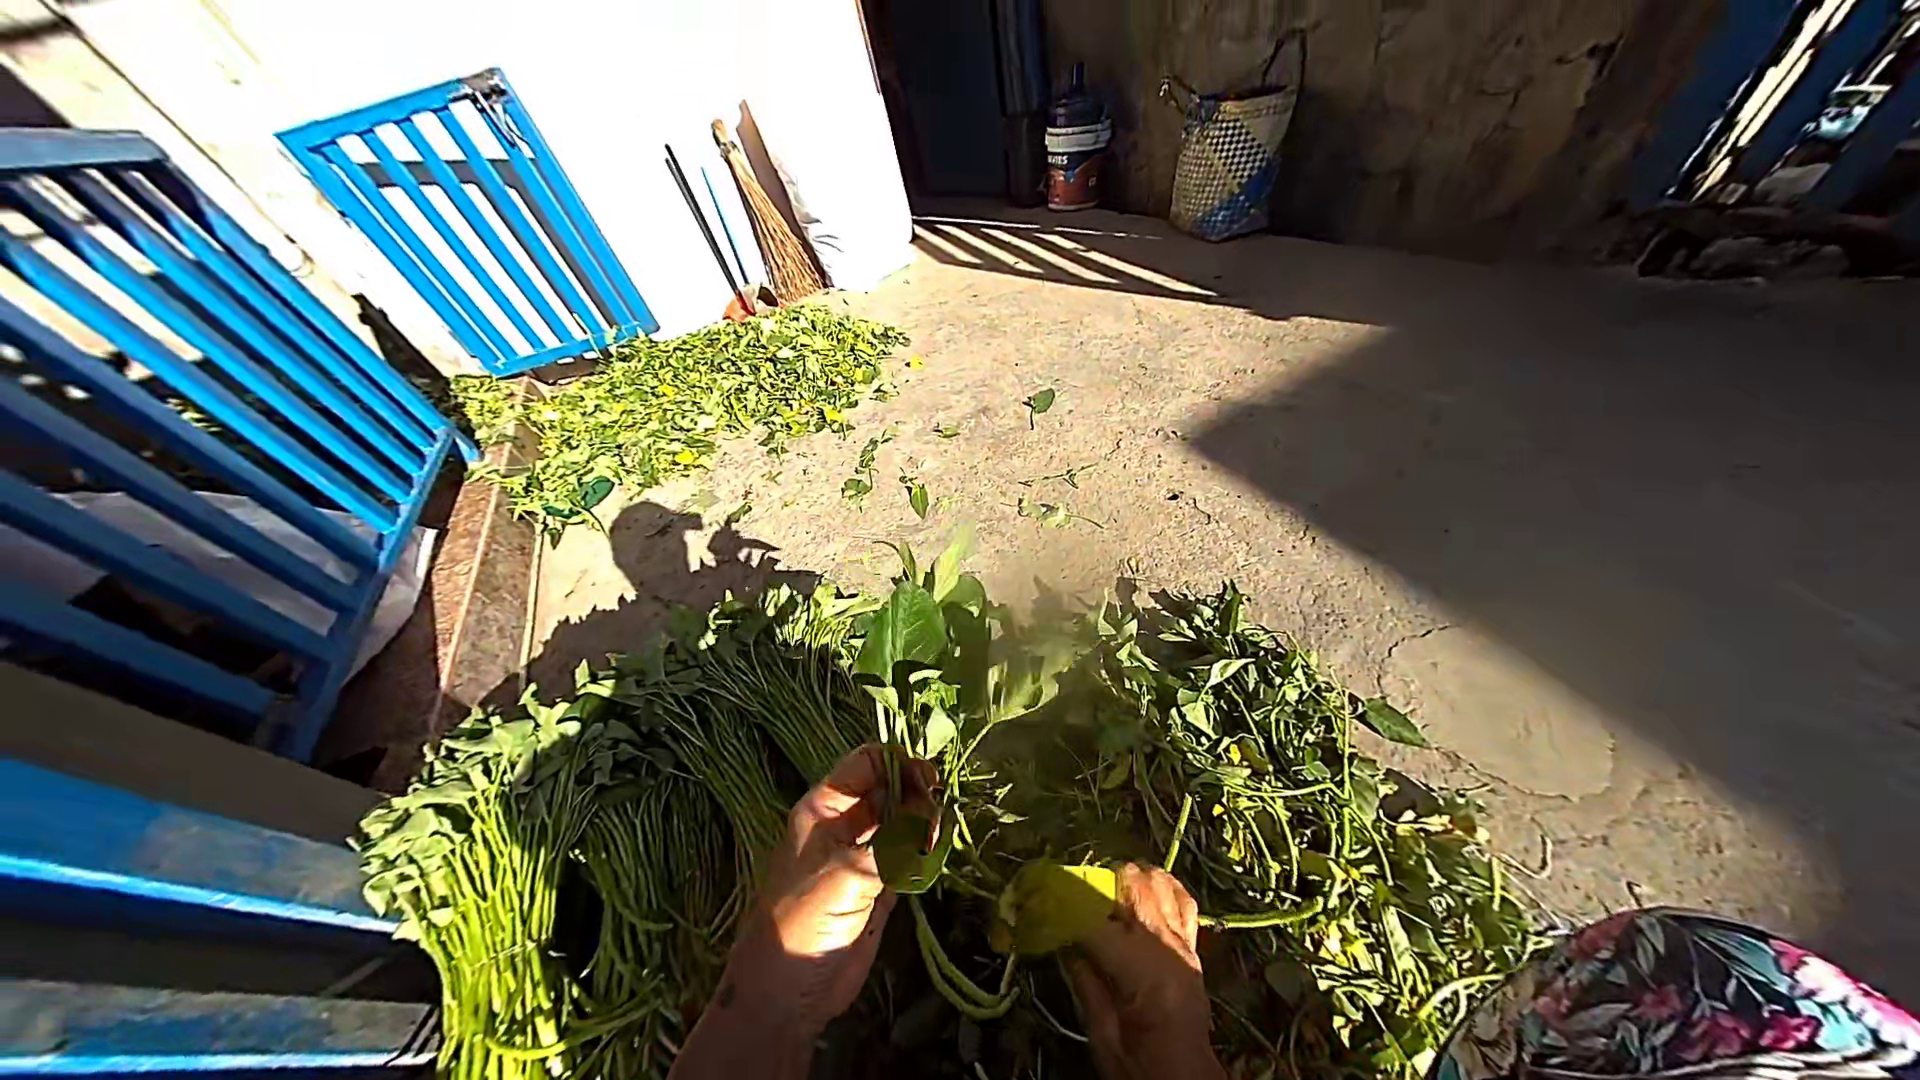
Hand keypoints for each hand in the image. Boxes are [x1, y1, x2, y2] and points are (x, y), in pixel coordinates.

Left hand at [669, 745, 935, 1079]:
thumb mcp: (846, 871)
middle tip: (935, 814)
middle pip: (890, 787)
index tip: (927, 780)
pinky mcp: (882, 882)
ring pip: (904, 818)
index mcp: (826, 806)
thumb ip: (892, 838)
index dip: (898, 763)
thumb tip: (930, 806)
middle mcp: (847, 822)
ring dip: (924, 821)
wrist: (787, 995)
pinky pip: (910, 851)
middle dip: (917, 792)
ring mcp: (865, 851)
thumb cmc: (802, 920)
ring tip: (934, 838)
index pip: (868, 763)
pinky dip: (925, 848)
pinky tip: (933, 853)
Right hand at [1065, 863, 1226, 1079]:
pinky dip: (1161, 887)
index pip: (1094, 918)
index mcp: (1141, 970)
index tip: (1041, 897)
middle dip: (1098, 880)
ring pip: (1157, 880)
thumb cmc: (1142, 1069)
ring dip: (1129, 877)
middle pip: (1131, 882)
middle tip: (1075, 894)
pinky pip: (1181, 899)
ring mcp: (1183, 942)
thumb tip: (1060, 937)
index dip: (1064, 904)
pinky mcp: (1193, 946)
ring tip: (1107, 891)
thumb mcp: (1102, 1035)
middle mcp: (1165, 946)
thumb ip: (1083, 980)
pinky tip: (1143, 892)